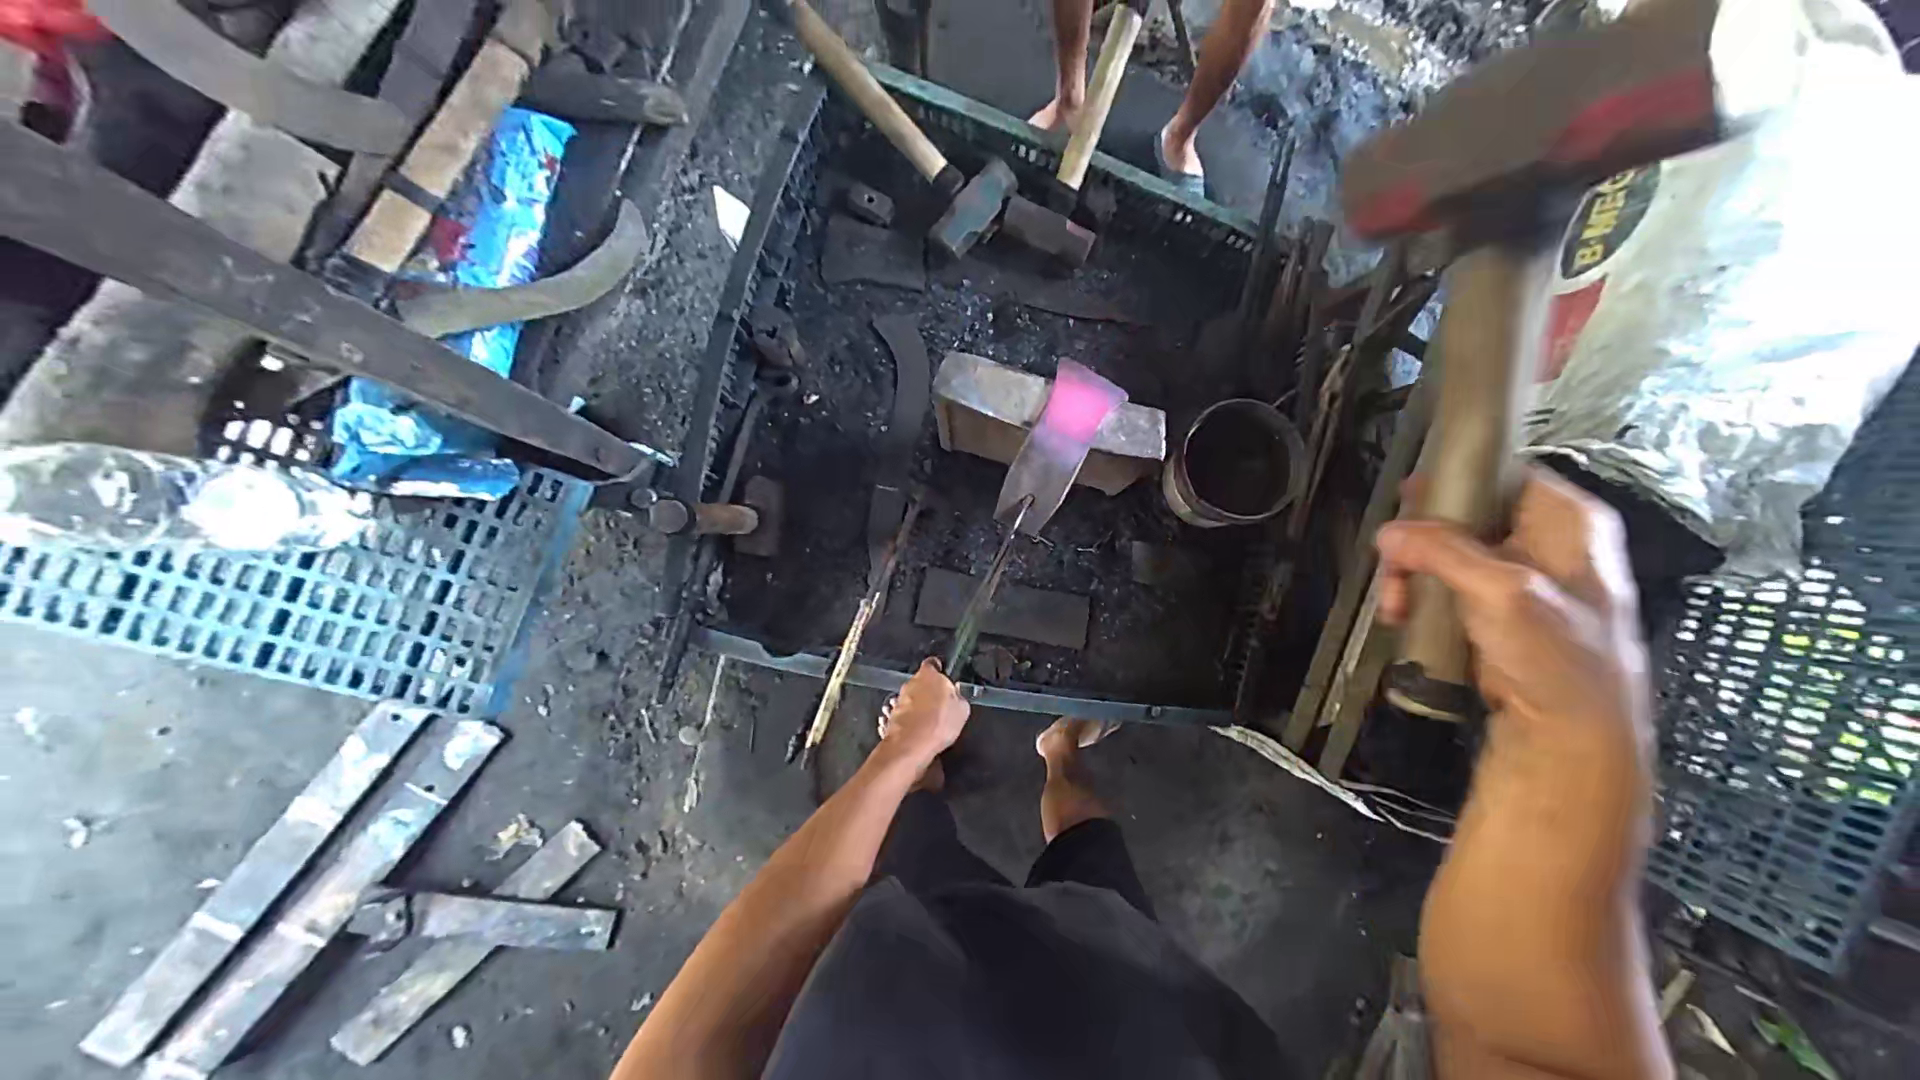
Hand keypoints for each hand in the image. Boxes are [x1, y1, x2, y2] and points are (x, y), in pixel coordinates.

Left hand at [879, 659, 970, 765]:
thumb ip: (959, 697)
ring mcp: (899, 698)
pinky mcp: (892, 714)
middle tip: (942, 705)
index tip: (944, 679)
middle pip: (922, 681)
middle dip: (930, 691)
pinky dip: (912, 718)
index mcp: (929, 675)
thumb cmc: (937, 723)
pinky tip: (921, 729)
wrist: (911, 744)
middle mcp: (911, 682)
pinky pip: (905, 712)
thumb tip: (957, 696)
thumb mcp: (962, 710)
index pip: (932, 664)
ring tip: (931, 721)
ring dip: (920, 705)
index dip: (939, 671)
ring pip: (913, 697)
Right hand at [1376, 468, 1651, 764]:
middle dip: (1418, 541)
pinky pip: (1440, 583)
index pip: (1503, 473)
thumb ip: (1442, 552)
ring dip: (1409, 574)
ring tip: (1394, 603)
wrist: (1563, 732)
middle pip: (1461, 513)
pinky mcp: (1488, 607)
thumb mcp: (1500, 592)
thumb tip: (1388, 532)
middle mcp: (1542, 541)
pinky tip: (1402, 614)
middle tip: (1393, 564)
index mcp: (1567, 522)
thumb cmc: (1554, 656)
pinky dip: (1416, 596)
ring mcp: (1514, 576)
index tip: (1408, 498)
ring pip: (1442, 550)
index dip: (1454, 480)